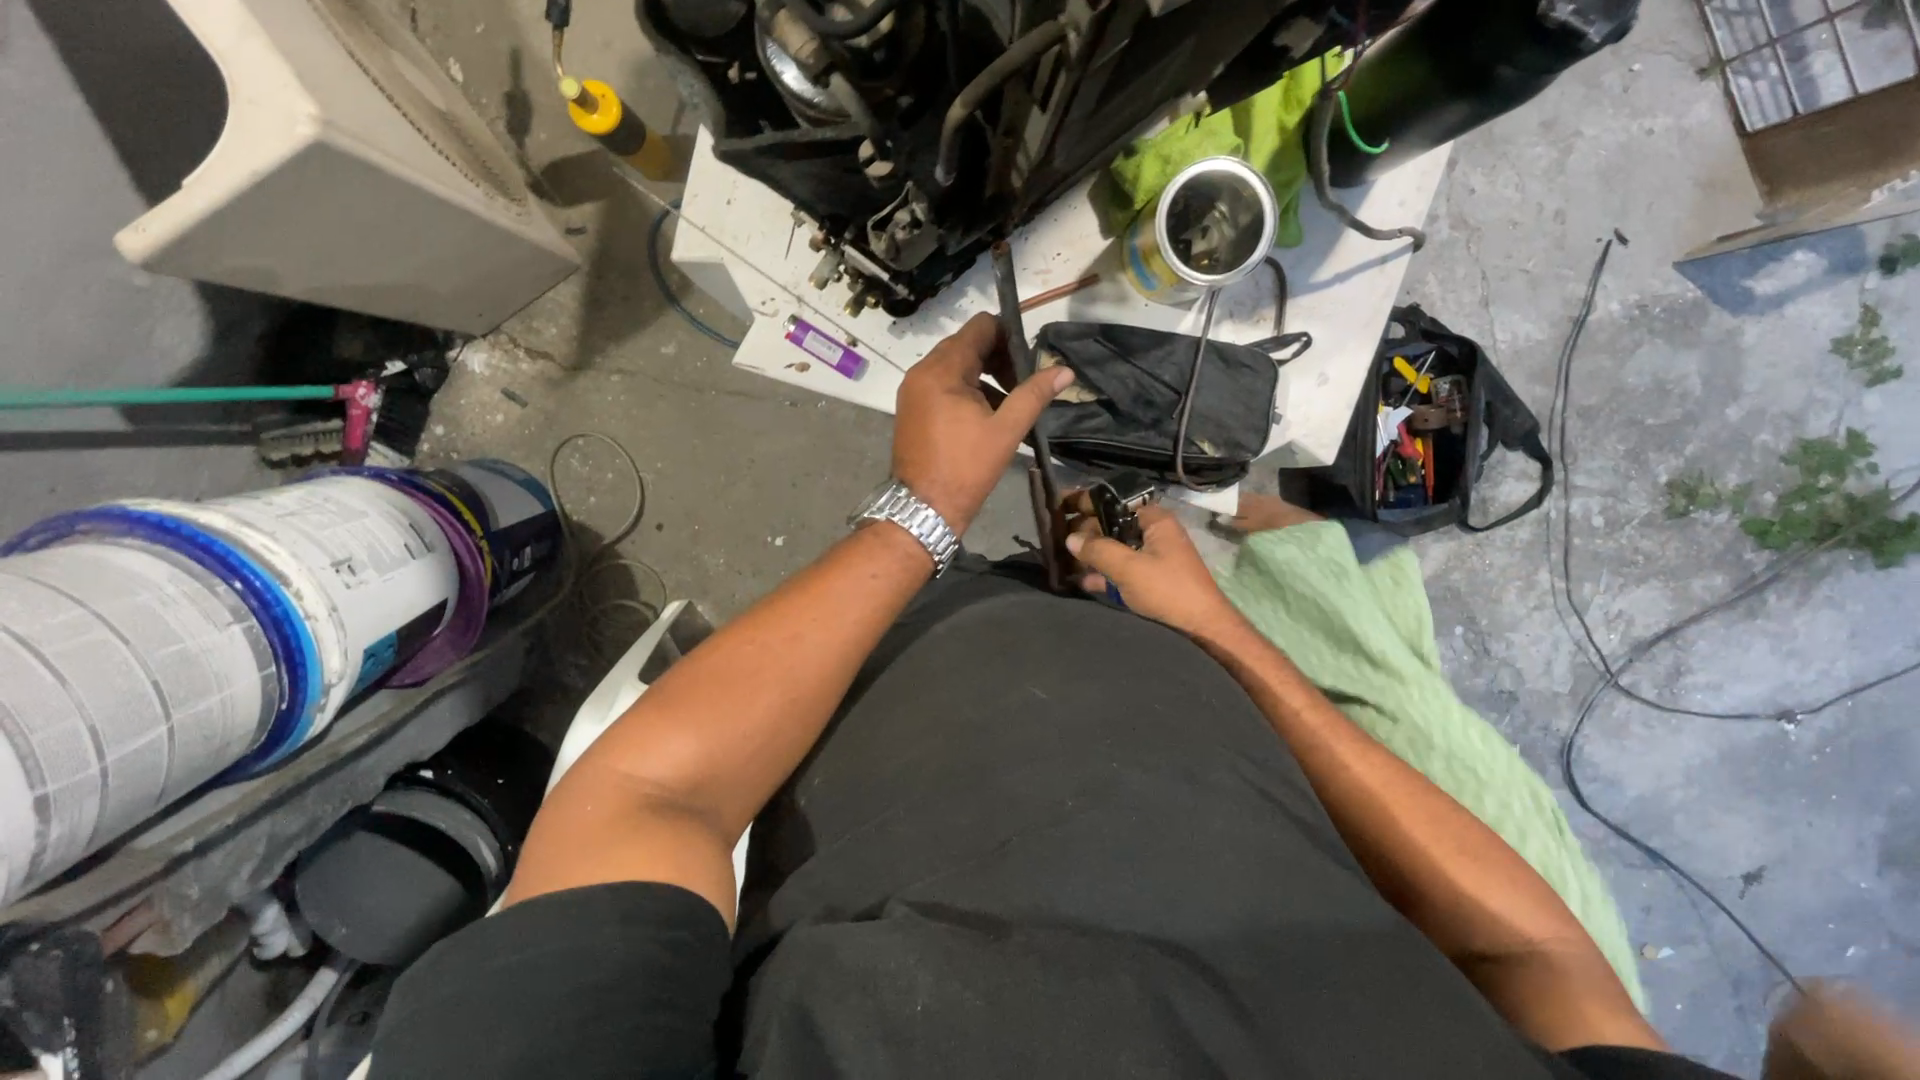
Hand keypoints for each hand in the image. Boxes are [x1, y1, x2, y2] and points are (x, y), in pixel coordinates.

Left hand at [893, 312, 1074, 532]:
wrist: (924, 509)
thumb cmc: (966, 469)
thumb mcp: (1006, 430)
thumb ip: (1034, 395)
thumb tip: (1064, 370)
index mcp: (942, 370)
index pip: (980, 327)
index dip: (1009, 336)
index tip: (1029, 360)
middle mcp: (922, 372)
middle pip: (966, 344)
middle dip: (998, 358)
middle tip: (1023, 384)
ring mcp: (913, 390)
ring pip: (954, 366)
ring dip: (984, 375)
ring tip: (1009, 404)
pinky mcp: (912, 408)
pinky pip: (942, 385)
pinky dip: (966, 390)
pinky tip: (987, 415)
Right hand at [1063, 498, 1244, 638]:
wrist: (1200, 628)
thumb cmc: (1167, 590)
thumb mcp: (1128, 568)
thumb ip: (1097, 550)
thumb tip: (1070, 538)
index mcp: (1154, 520)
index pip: (1115, 500)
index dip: (1087, 502)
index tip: (1060, 507)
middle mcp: (1152, 533)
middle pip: (1112, 524)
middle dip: (1084, 531)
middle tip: (1055, 538)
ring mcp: (1151, 557)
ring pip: (1113, 548)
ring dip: (1090, 554)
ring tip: (1061, 559)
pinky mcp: (1148, 580)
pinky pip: (1120, 570)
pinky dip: (1101, 573)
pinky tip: (1078, 580)